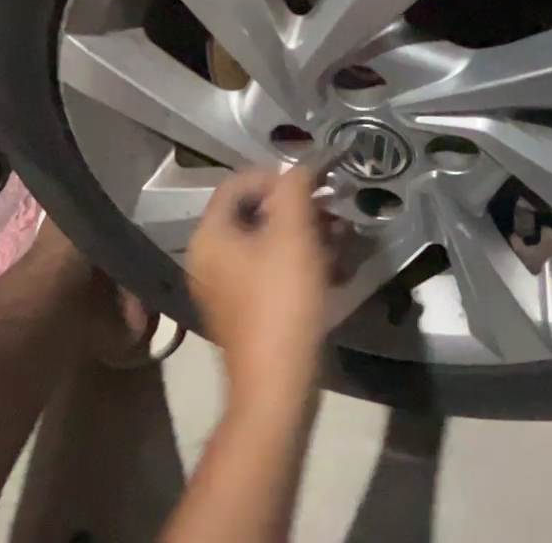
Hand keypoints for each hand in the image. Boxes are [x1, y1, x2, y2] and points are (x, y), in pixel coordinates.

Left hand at [185, 165, 331, 402]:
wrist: (277, 385)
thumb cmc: (282, 302)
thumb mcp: (293, 235)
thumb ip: (295, 189)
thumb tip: (301, 166)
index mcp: (210, 235)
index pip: (239, 183)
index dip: (278, 176)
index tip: (316, 183)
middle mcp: (209, 257)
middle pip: (256, 213)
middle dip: (300, 208)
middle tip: (334, 211)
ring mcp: (226, 286)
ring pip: (269, 243)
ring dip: (307, 234)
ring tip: (342, 239)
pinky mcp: (246, 309)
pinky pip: (272, 271)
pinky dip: (301, 262)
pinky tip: (333, 268)